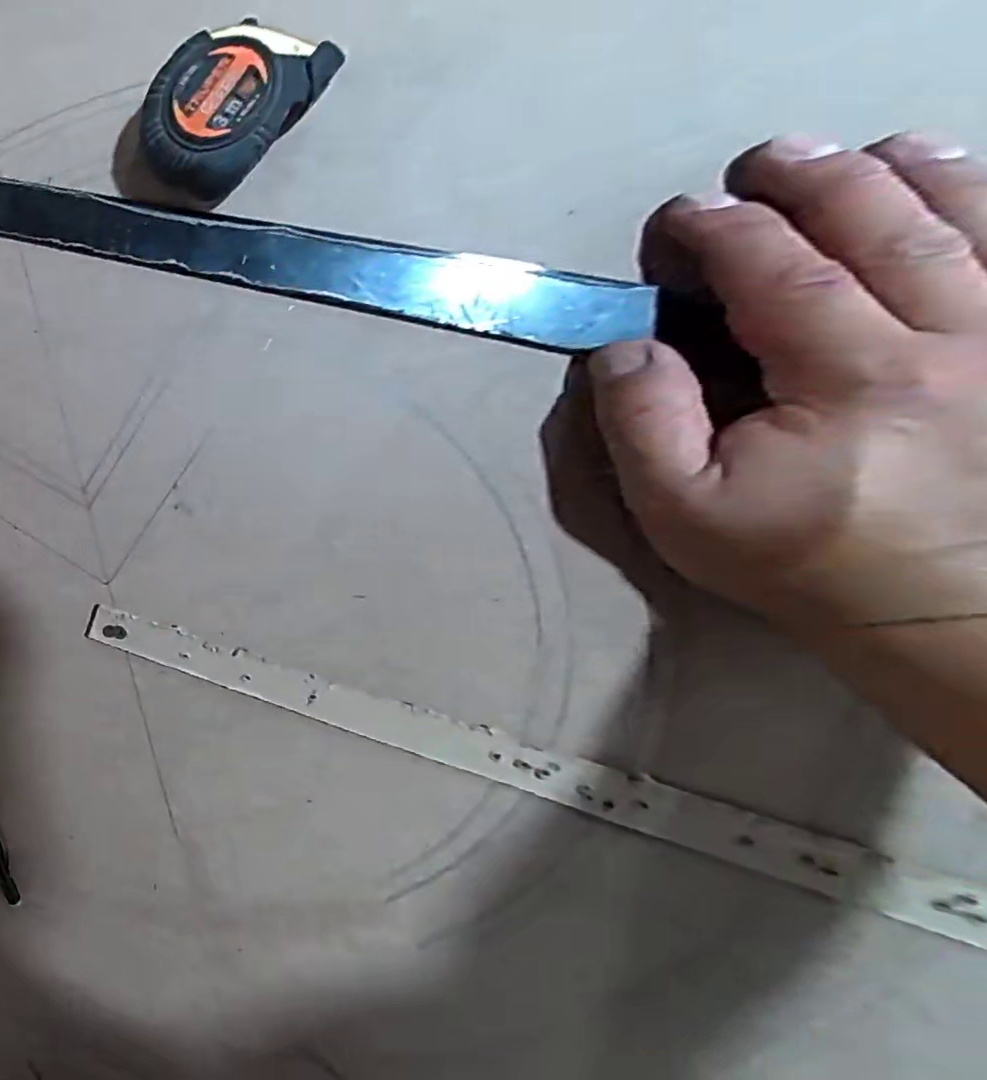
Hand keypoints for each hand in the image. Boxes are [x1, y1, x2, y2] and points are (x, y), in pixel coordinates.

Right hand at [588, 133, 986, 631]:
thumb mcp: (677, 507)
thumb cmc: (788, 554)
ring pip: (979, 224)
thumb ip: (645, 424)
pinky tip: (960, 185)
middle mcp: (957, 341)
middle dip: (819, 183)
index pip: (785, 277)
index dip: (729, 234)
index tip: (682, 214)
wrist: (934, 603)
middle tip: (764, 157)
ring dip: (914, 175)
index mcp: (855, 381)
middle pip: (889, 230)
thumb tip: (625, 348)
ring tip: (862, 151)